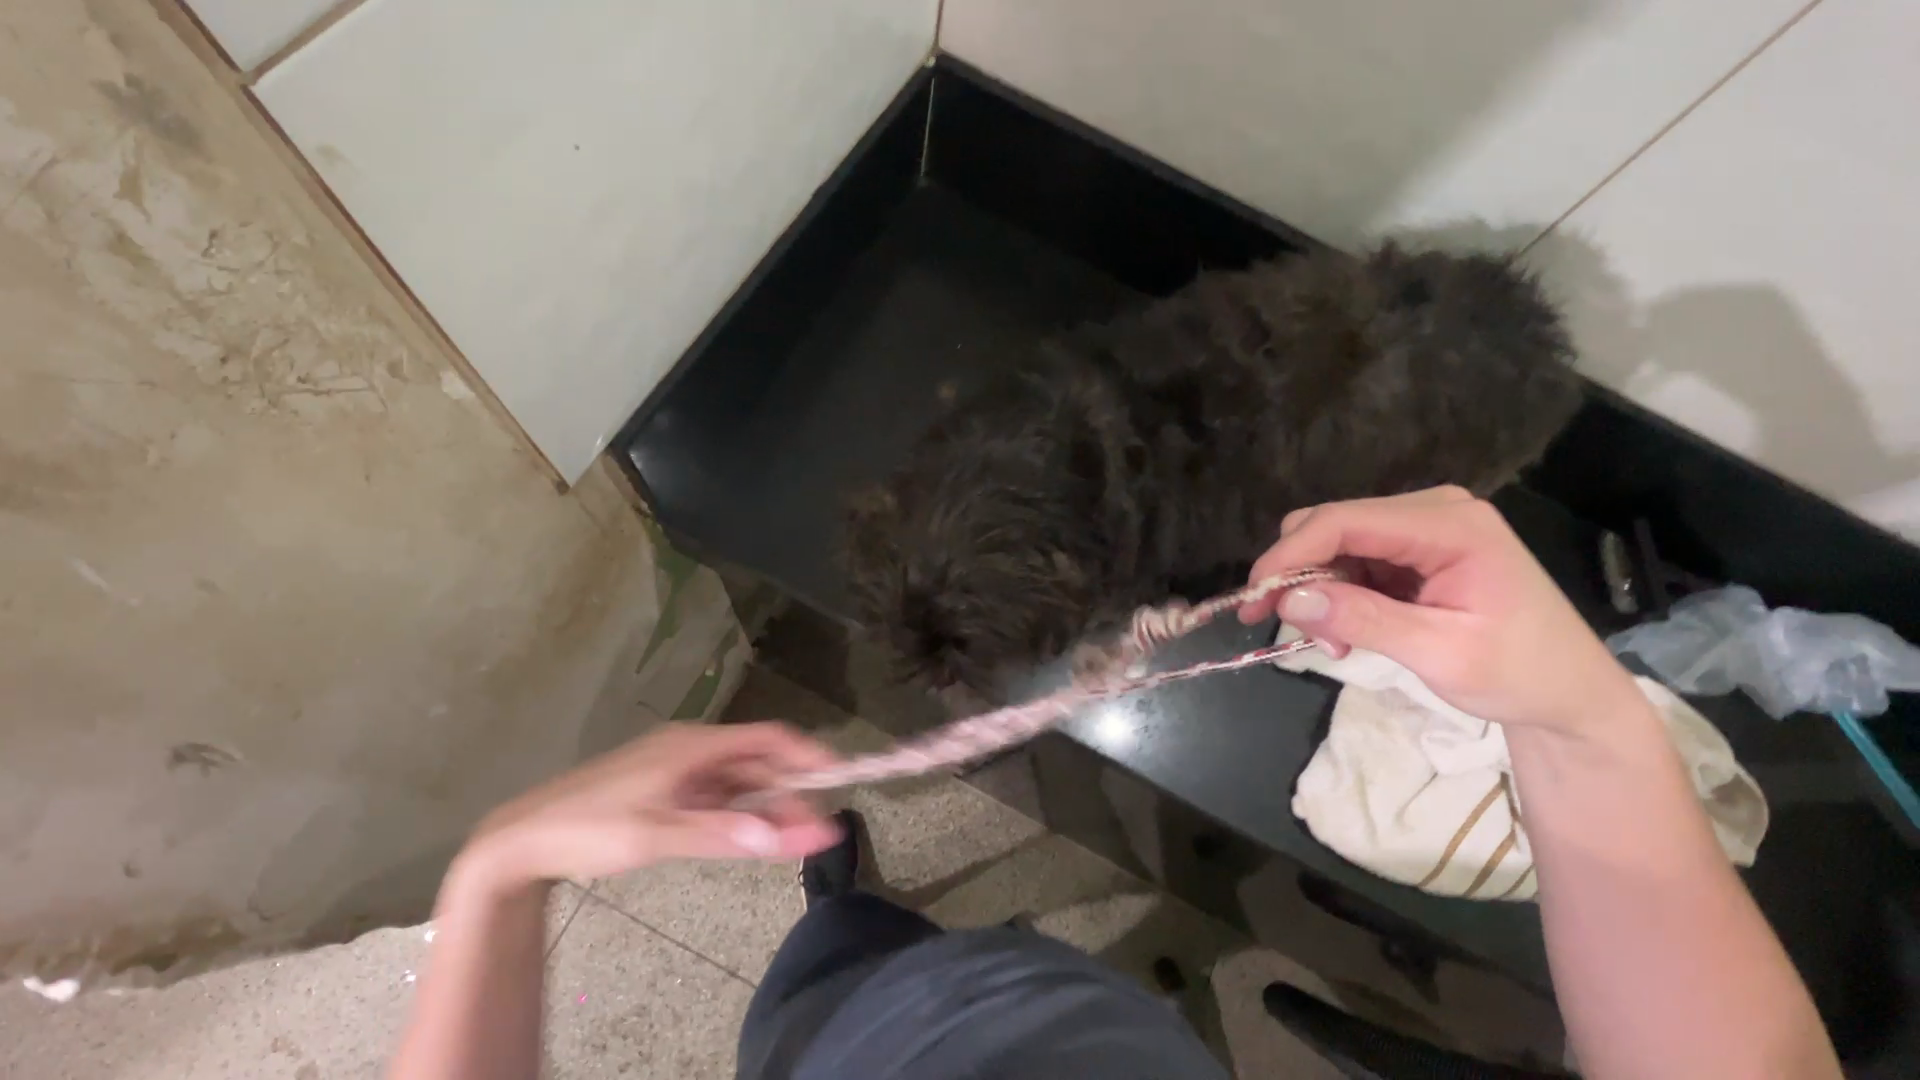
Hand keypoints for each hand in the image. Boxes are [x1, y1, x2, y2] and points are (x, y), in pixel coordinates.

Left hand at [451, 723, 844, 898]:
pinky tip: (753, 837)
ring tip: (794, 841)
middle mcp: (691, 750)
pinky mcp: (665, 790)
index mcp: (691, 746)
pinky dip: (739, 815)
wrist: (521, 839)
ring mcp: (677, 770)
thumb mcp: (653, 836)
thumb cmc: (587, 829)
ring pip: (737, 784)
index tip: (836, 775)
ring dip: (766, 808)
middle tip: (816, 832)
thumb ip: (717, 835)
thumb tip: (780, 838)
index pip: (765, 738)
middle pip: (755, 765)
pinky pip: (715, 797)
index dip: (804, 753)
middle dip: (789, 794)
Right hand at [1238, 486, 1643, 735]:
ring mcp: (1423, 529)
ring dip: (1317, 591)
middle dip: (1301, 576)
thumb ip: (1365, 620)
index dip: (1289, 556)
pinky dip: (1336, 596)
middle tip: (1296, 631)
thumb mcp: (1441, 654)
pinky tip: (1347, 632)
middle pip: (1332, 524)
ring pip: (1334, 543)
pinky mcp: (1414, 550)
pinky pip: (1351, 560)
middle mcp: (1433, 511)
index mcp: (1450, 525)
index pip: (1343, 521)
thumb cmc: (1519, 674)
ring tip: (1332, 643)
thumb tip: (1290, 600)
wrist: (1570, 695)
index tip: (1253, 599)